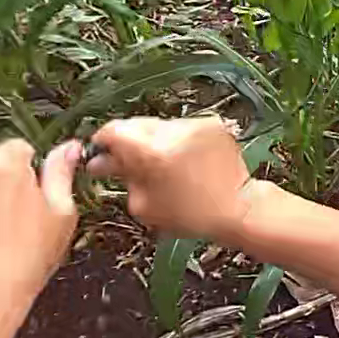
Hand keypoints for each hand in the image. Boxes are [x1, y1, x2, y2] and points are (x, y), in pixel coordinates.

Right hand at [89, 117, 261, 241]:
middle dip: (128, 140)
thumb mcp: (144, 204)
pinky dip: (176, 139)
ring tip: (160, 163)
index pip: (114, 130)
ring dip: (153, 139)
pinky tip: (181, 158)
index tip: (101, 153)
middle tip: (127, 160)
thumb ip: (122, 177)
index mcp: (153, 152)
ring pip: (160, 124)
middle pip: (136, 124)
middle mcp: (174, 131)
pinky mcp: (212, 123)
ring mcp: (195, 124)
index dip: (103, 141)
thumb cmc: (189, 214)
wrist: (237, 206)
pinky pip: (183, 127)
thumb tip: (100, 162)